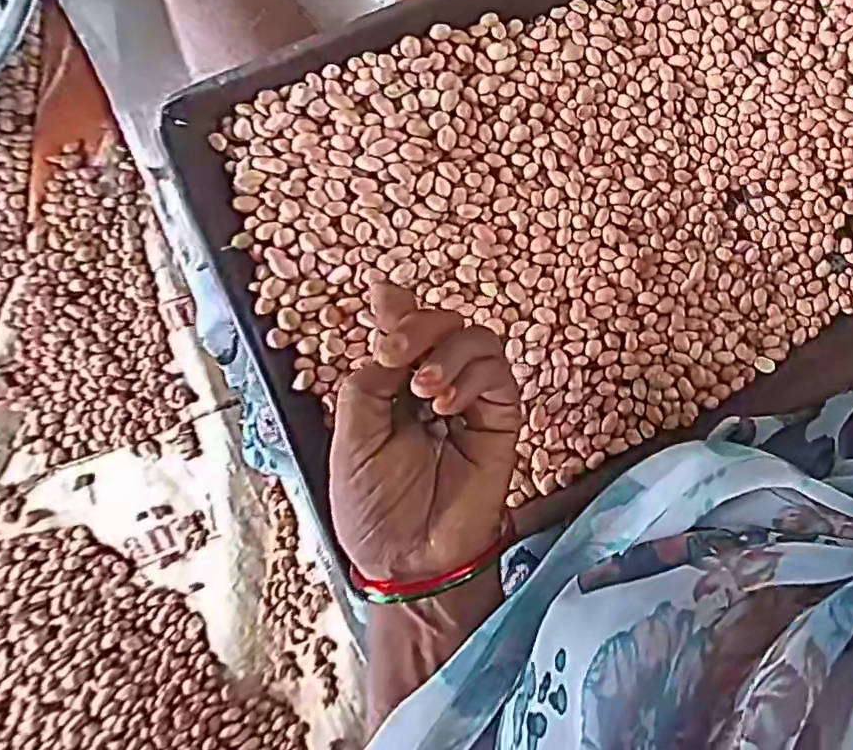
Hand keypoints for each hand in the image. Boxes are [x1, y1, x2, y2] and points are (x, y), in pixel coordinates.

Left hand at [329, 282, 519, 581]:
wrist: (409, 558)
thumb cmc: (374, 504)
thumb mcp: (352, 436)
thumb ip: (369, 377)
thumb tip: (386, 322)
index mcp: (398, 385)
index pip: (407, 330)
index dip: (400, 307)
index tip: (383, 294)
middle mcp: (437, 382)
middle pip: (445, 323)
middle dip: (420, 327)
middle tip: (396, 353)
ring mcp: (473, 396)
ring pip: (477, 338)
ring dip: (447, 353)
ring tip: (423, 391)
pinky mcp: (501, 414)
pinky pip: (496, 373)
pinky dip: (470, 378)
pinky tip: (446, 407)